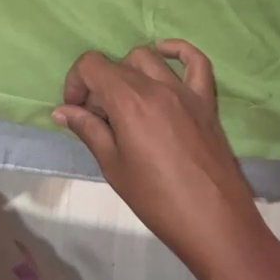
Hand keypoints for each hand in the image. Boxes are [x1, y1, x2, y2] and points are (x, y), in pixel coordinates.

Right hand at [52, 41, 265, 265]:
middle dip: (98, 86)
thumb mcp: (114, 167)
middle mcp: (155, 86)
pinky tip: (164, 57)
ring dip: (128, 72)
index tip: (75, 110)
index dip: (75, 82)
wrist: (217, 227)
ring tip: (126, 102)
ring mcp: (184, 92)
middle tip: (99, 120)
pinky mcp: (206, 103)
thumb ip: (88, 130)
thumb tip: (62, 111)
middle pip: (116, 64)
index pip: (91, 65)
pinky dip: (178, 51)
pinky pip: (195, 62)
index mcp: (129, 101)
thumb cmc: (159, 201)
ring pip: (147, 58)